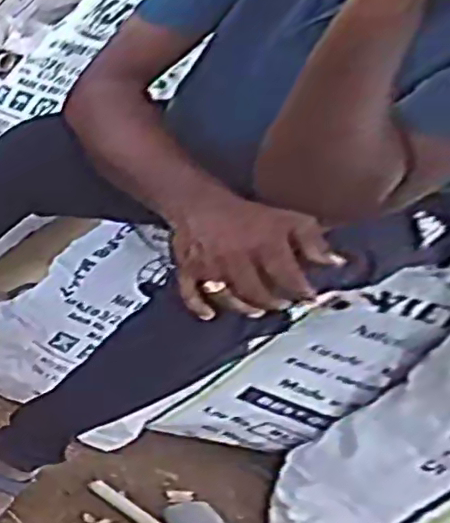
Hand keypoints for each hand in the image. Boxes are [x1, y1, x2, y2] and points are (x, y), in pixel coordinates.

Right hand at [168, 196, 343, 319]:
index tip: (309, 298)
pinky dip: (199, 306)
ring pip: (226, 295)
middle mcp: (236, 261)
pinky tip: (210, 314)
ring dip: (243, 307)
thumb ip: (314, 241)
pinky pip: (190, 293)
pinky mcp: (187, 271)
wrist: (202, 208)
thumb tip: (336, 263)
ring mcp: (208, 268)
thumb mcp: (292, 220)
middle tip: (283, 306)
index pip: (286, 276)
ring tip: (256, 311)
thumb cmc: (248, 215)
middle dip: (272, 302)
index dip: (300, 290)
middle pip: (255, 290)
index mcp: (264, 247)